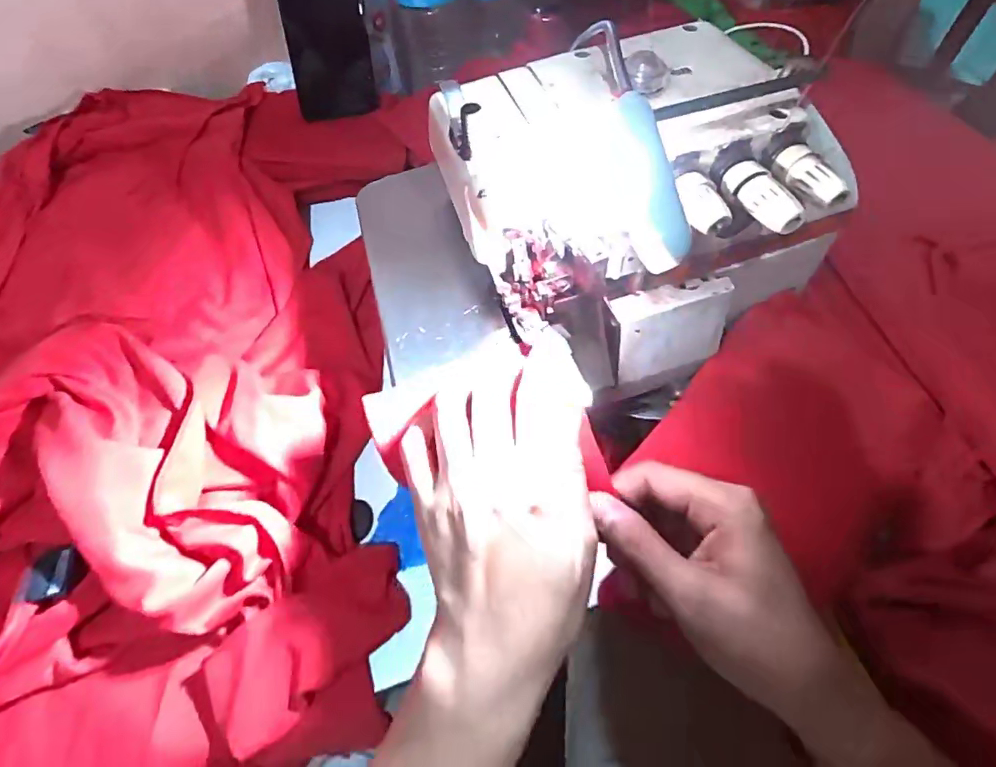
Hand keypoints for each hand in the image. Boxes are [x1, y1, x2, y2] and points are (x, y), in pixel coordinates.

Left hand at [375, 339, 596, 765]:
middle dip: (499, 363)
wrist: (489, 646)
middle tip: (509, 360)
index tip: (545, 350)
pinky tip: (443, 420)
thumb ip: (569, 472)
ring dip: (462, 380)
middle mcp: (488, 476)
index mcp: (535, 487)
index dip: (542, 366)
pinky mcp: (422, 500)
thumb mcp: (581, 538)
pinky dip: (427, 421)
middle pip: (487, 392)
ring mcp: (448, 486)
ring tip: (476, 377)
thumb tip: (561, 416)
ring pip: (447, 406)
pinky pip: (414, 442)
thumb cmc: (547, 597)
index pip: (537, 402)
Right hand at [591, 463, 945, 766]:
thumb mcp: (686, 593)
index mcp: (723, 501)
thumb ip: (637, 544)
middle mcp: (724, 499)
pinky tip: (659, 597)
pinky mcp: (723, 543)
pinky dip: (661, 563)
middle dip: (631, 533)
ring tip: (642, 593)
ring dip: (644, 554)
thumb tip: (593, 503)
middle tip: (619, 573)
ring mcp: (725, 521)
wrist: (808, 688)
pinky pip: (677, 538)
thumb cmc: (750, 638)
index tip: (589, 529)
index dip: (616, 495)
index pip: (651, 475)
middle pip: (655, 496)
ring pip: (661, 519)